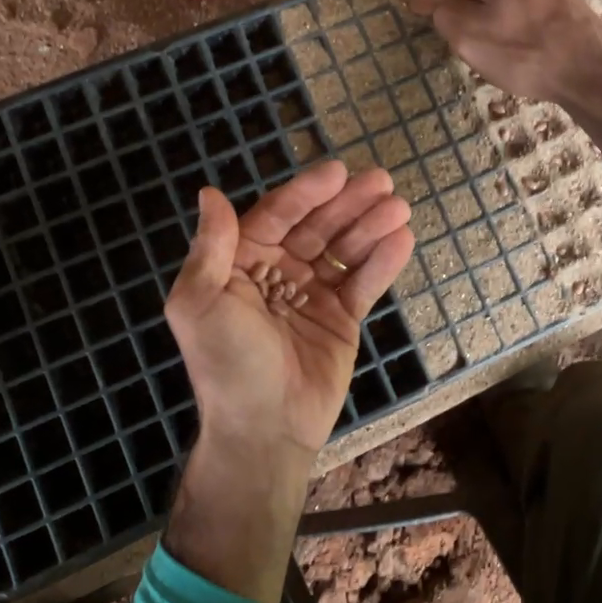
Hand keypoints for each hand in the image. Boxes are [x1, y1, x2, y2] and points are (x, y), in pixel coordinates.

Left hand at [166, 161, 413, 453]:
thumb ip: (210, 247)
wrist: (262, 431)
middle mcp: (279, 271)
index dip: (306, 192)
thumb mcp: (199, 303)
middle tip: (381, 181)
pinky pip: (363, 283)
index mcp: (243, 262)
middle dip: (348, 203)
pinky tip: (402, 239)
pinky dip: (383, 261)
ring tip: (398, 207)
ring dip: (370, 225)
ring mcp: (313, 294)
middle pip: (318, 226)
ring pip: (344, 249)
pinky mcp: (342, 319)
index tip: (337, 172)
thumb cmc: (226, 363)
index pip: (278, 215)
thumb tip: (209, 192)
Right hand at [408, 0, 601, 198]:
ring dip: (485, 10)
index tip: (412, 7)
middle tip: (441, 20)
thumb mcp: (467, 37)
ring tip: (474, 33)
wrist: (592, 73)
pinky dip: (509, 17)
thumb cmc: (524, 53)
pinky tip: (510, 39)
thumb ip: (446, 14)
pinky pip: (525, 5)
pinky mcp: (569, 2)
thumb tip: (447, 6)